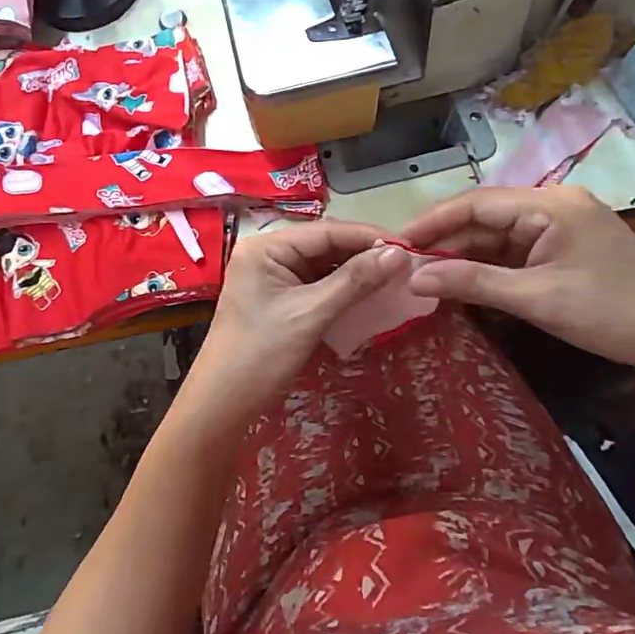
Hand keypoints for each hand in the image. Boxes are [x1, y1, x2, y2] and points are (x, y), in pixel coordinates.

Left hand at [181, 221, 407, 433]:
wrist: (224, 403)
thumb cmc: (262, 353)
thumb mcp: (311, 313)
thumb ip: (355, 281)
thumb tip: (399, 254)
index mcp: (266, 246)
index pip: (327, 230)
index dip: (369, 236)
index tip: (410, 246)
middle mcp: (268, 253)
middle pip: (326, 244)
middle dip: (365, 253)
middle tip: (408, 263)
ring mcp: (273, 277)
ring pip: (325, 265)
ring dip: (358, 271)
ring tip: (396, 276)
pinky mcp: (281, 299)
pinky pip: (318, 284)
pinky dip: (344, 288)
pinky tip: (371, 292)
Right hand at [400, 187, 634, 420]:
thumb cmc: (613, 312)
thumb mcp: (538, 298)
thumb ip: (473, 282)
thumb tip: (412, 277)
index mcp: (550, 204)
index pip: (475, 203)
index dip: (431, 222)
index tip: (394, 244)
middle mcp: (553, 206)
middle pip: (484, 219)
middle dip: (445, 244)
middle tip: (403, 270)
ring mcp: (561, 230)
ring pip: (497, 239)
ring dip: (464, 259)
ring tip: (423, 280)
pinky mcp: (566, 253)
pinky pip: (515, 255)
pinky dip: (488, 271)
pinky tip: (462, 286)